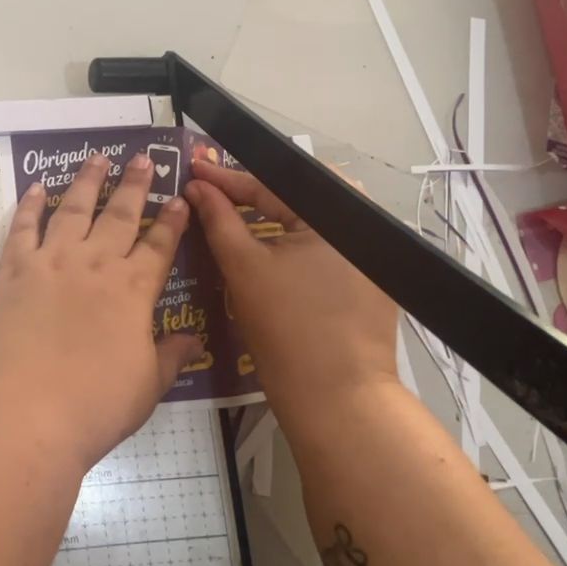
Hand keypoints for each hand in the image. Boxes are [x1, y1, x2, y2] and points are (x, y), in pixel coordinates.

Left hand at [0, 153, 201, 471]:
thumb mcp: (147, 387)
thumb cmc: (94, 403)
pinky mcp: (14, 268)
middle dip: (135, 185)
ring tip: (97, 157)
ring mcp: (53, 261)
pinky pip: (24, 226)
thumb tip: (192, 341)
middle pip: (121, 215)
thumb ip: (168, 358)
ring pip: (75, 209)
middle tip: (142, 158)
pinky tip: (38, 188)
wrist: (25, 405)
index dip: (172, 221)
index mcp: (134, 291)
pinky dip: (31, 204)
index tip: (179, 198)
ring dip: (88, 181)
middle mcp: (96, 264)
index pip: (160, 246)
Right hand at [183, 158, 397, 413]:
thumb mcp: (242, 267)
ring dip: (273, 214)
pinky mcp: (372, 279)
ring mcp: (373, 254)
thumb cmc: (286, 328)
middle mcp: (365, 225)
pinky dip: (293, 239)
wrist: (336, 397)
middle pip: (299, 194)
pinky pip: (326, 243)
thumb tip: (197, 188)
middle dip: (254, 190)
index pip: (271, 183)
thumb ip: (218, 219)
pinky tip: (267, 242)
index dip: (226, 178)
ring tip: (234, 209)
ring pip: (313, 219)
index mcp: (336, 214)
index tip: (194, 169)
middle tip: (214, 188)